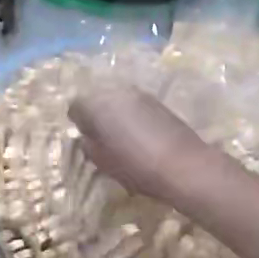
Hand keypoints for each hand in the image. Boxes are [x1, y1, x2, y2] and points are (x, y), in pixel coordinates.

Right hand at [69, 87, 217, 203]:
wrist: (183, 165)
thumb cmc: (136, 166)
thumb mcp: (103, 162)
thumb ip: (89, 145)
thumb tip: (89, 136)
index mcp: (97, 104)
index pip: (75, 107)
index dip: (79, 124)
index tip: (88, 141)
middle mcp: (116, 91)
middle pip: (98, 98)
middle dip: (98, 115)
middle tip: (104, 139)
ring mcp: (140, 94)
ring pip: (118, 100)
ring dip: (117, 114)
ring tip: (124, 138)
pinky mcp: (158, 101)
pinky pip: (136, 105)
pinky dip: (134, 116)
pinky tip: (142, 136)